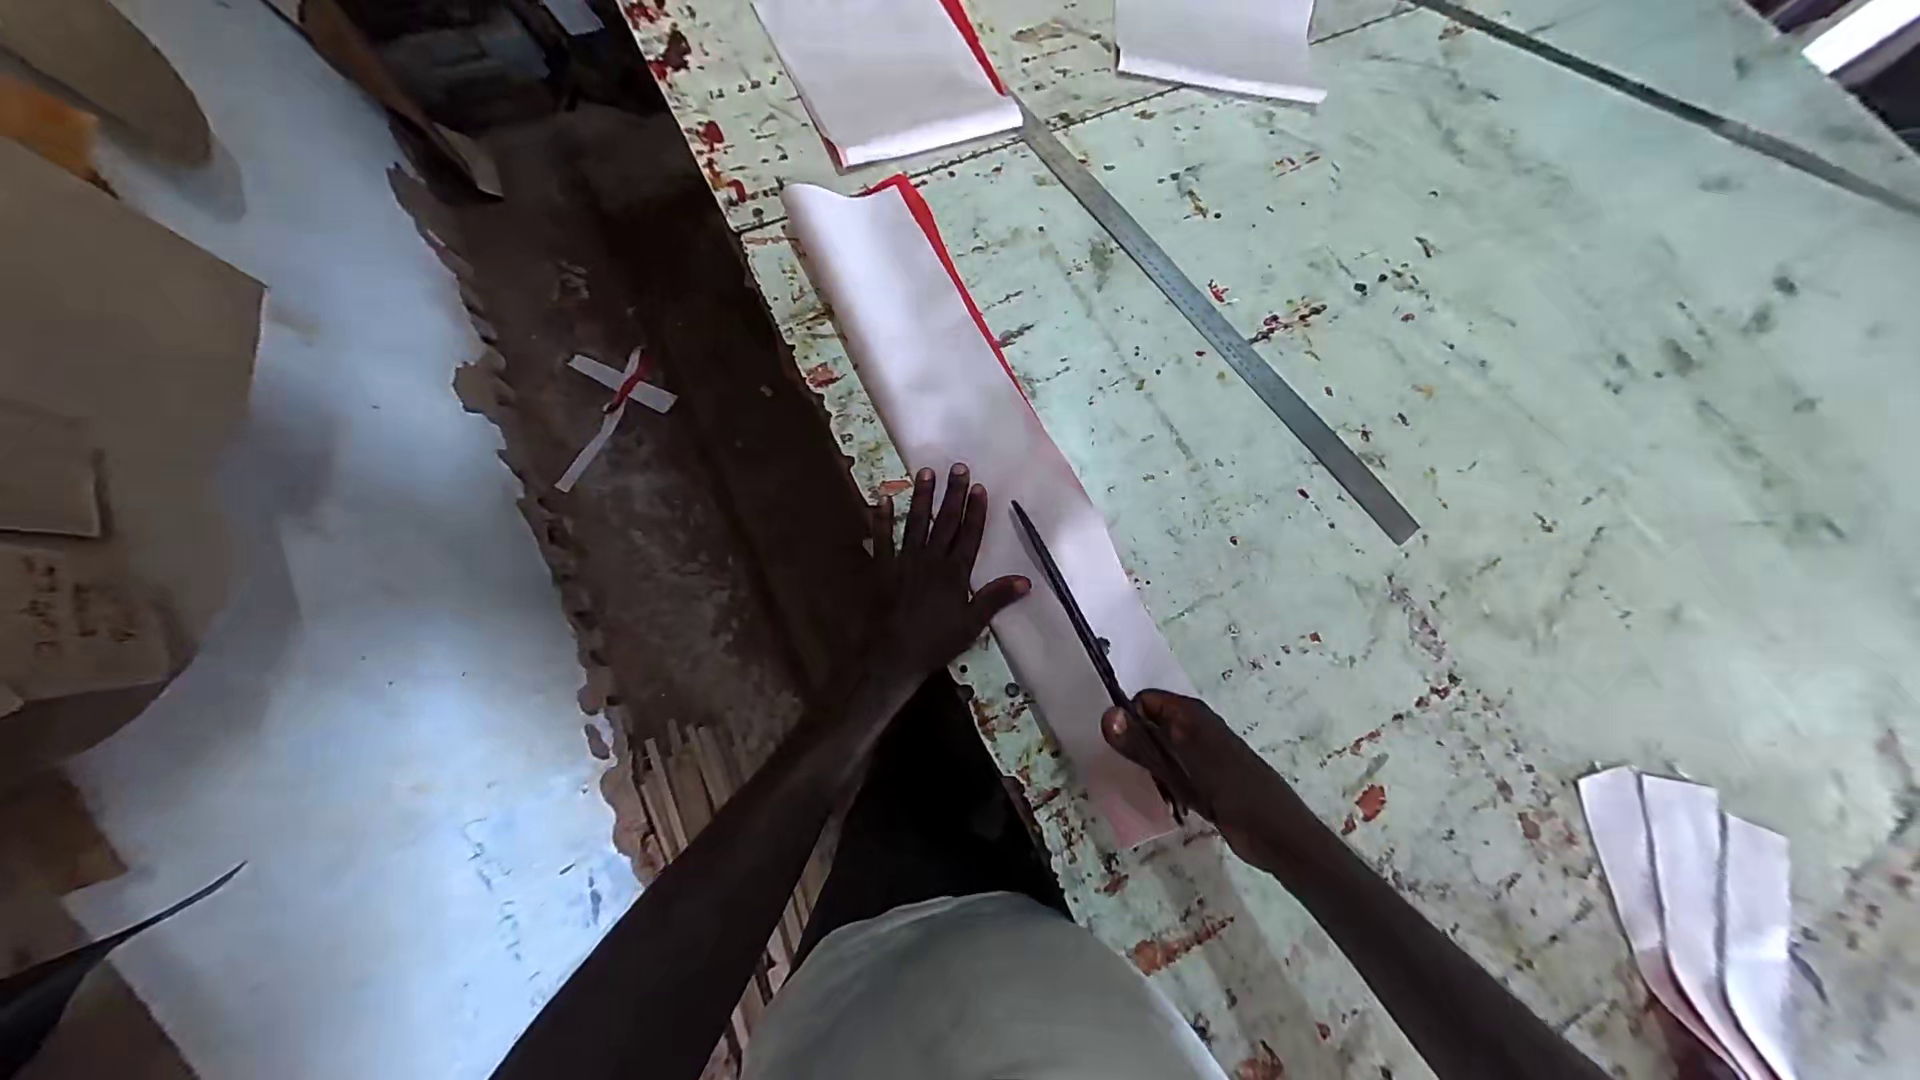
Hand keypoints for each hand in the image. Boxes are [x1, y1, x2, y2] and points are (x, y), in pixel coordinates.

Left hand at [861, 463, 1029, 687]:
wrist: (894, 655)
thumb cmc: (936, 641)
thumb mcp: (972, 624)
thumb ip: (995, 598)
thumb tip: (1026, 580)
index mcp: (954, 573)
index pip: (969, 535)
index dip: (975, 511)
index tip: (979, 487)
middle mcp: (931, 560)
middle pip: (945, 522)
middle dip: (953, 494)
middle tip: (958, 467)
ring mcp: (905, 561)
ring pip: (916, 523)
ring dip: (922, 497)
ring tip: (926, 472)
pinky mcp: (883, 568)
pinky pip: (882, 539)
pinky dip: (882, 519)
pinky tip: (883, 499)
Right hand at [1102, 690, 1306, 863]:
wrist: (1280, 835)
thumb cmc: (1230, 794)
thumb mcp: (1178, 768)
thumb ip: (1140, 743)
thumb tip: (1106, 715)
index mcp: (1192, 714)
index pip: (1143, 701)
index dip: (1128, 719)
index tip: (1121, 748)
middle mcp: (1198, 726)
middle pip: (1152, 724)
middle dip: (1140, 744)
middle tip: (1140, 772)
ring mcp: (1205, 751)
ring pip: (1163, 748)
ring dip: (1154, 766)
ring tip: (1157, 788)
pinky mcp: (1210, 775)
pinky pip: (1176, 768)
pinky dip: (1168, 780)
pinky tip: (1171, 798)